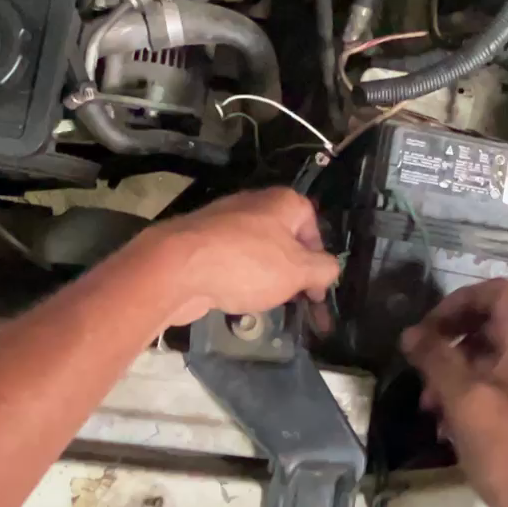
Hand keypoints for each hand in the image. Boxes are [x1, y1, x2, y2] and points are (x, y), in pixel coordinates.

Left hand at [116, 188, 339, 324]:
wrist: (177, 267)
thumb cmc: (247, 264)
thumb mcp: (298, 271)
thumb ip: (323, 269)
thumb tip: (330, 269)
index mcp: (282, 202)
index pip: (313, 226)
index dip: (318, 259)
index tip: (316, 290)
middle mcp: (254, 204)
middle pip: (284, 240)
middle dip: (292, 273)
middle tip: (294, 302)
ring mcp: (224, 221)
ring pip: (256, 253)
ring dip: (265, 279)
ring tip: (264, 305)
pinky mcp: (201, 242)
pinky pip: (230, 261)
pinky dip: (237, 280)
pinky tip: (235, 300)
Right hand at [401, 280, 507, 506]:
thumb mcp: (465, 402)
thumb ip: (436, 359)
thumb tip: (411, 333)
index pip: (495, 292)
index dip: (457, 301)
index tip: (428, 330)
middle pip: (489, 326)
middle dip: (449, 344)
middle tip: (420, 371)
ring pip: (489, 362)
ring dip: (454, 376)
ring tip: (428, 409)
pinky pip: (498, 391)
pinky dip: (470, 400)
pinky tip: (448, 431)